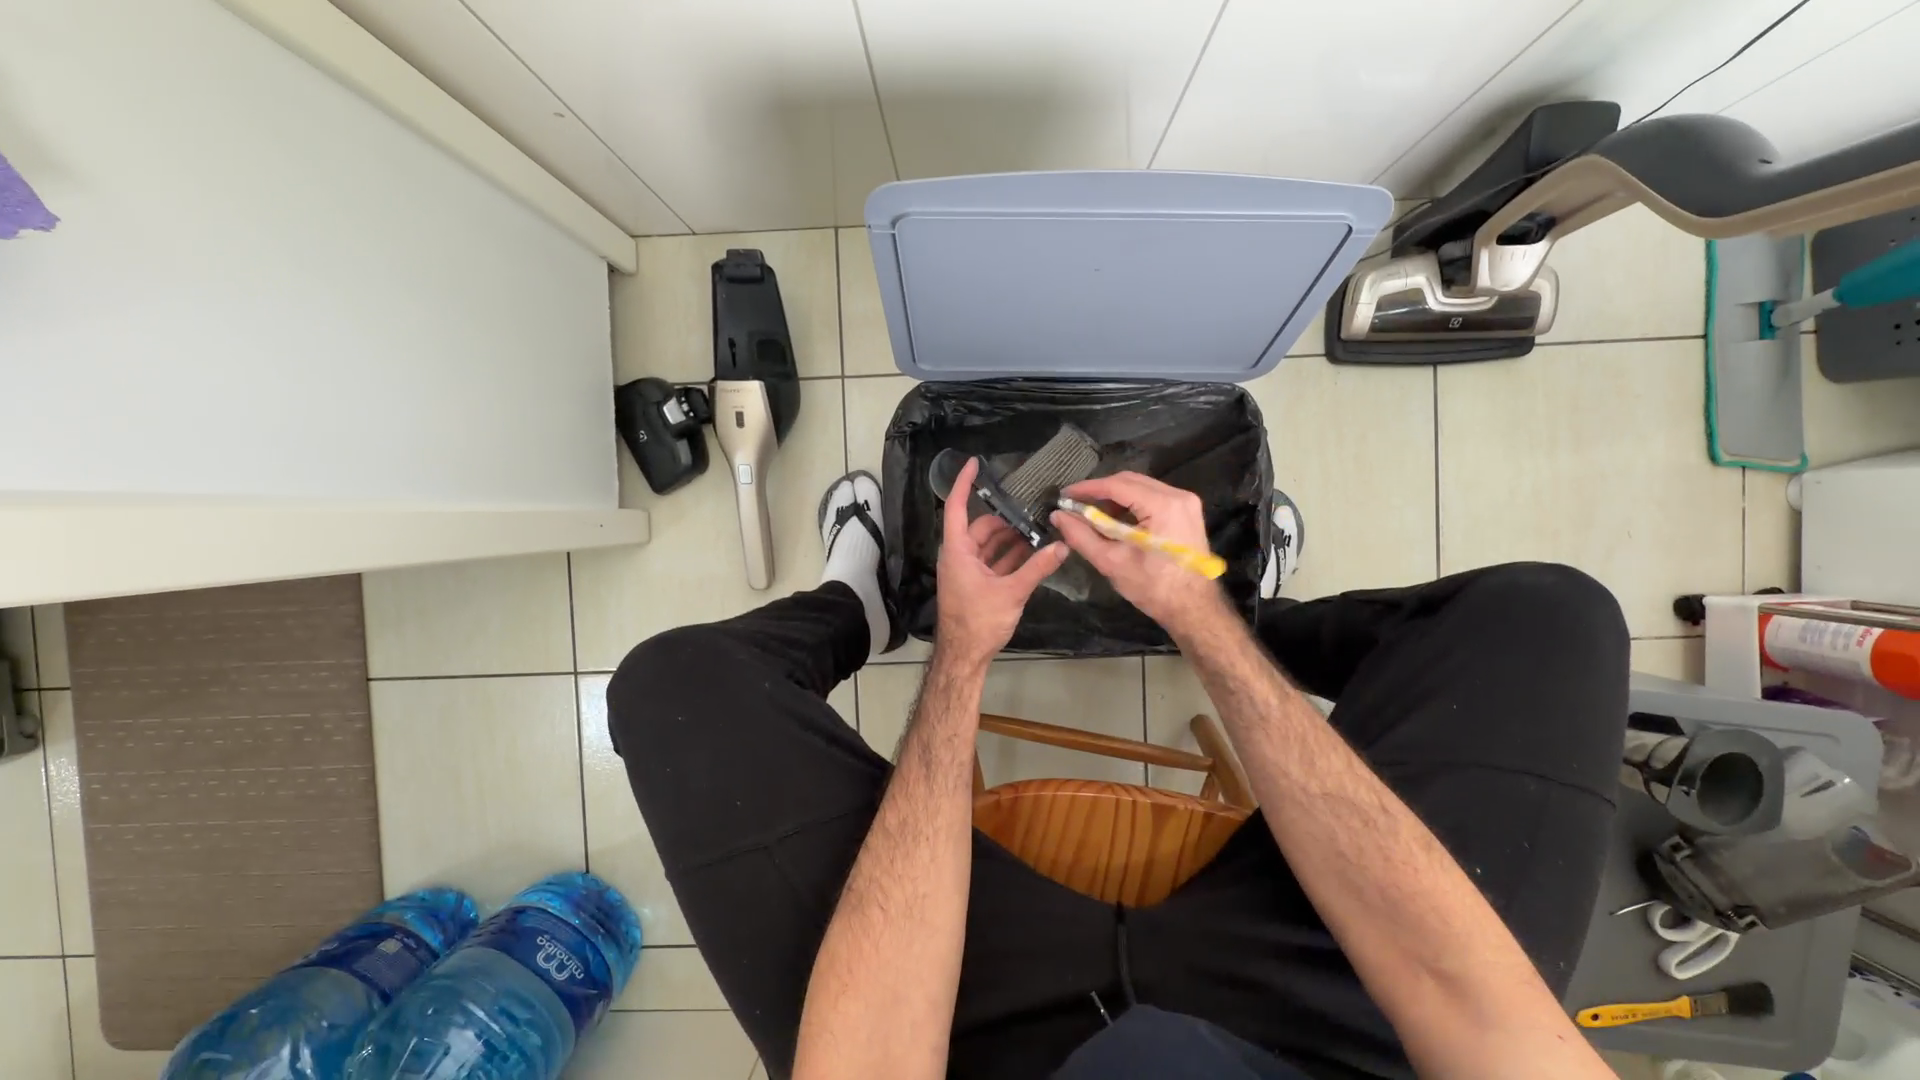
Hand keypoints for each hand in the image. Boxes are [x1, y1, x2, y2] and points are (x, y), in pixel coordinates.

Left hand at [934, 457, 1069, 665]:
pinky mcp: (976, 585)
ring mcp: (966, 572)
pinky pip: (993, 562)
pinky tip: (1032, 552)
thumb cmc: (979, 622)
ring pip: (988, 546)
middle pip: (980, 528)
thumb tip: (1061, 546)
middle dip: (1004, 518)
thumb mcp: (1012, 592)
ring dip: (1010, 538)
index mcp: (958, 552)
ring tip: (1037, 528)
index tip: (973, 464)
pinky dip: (1009, 556)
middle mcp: (959, 557)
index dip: (963, 484)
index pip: (958, 509)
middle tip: (1031, 508)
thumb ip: (1037, 568)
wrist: (964, 656)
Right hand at [1051, 472, 1227, 635]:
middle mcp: (1178, 496)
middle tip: (1075, 504)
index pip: (1117, 485)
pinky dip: (1131, 505)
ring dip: (1114, 498)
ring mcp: (1186, 503)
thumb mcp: (1112, 561)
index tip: (1064, 496)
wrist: (1193, 608)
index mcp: (1163, 506)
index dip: (1087, 489)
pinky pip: (1152, 498)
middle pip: (1130, 481)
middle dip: (1100, 491)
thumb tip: (1058, 515)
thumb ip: (1082, 535)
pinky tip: (1115, 519)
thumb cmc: (1153, 587)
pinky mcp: (1187, 512)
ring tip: (1091, 513)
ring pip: (1141, 488)